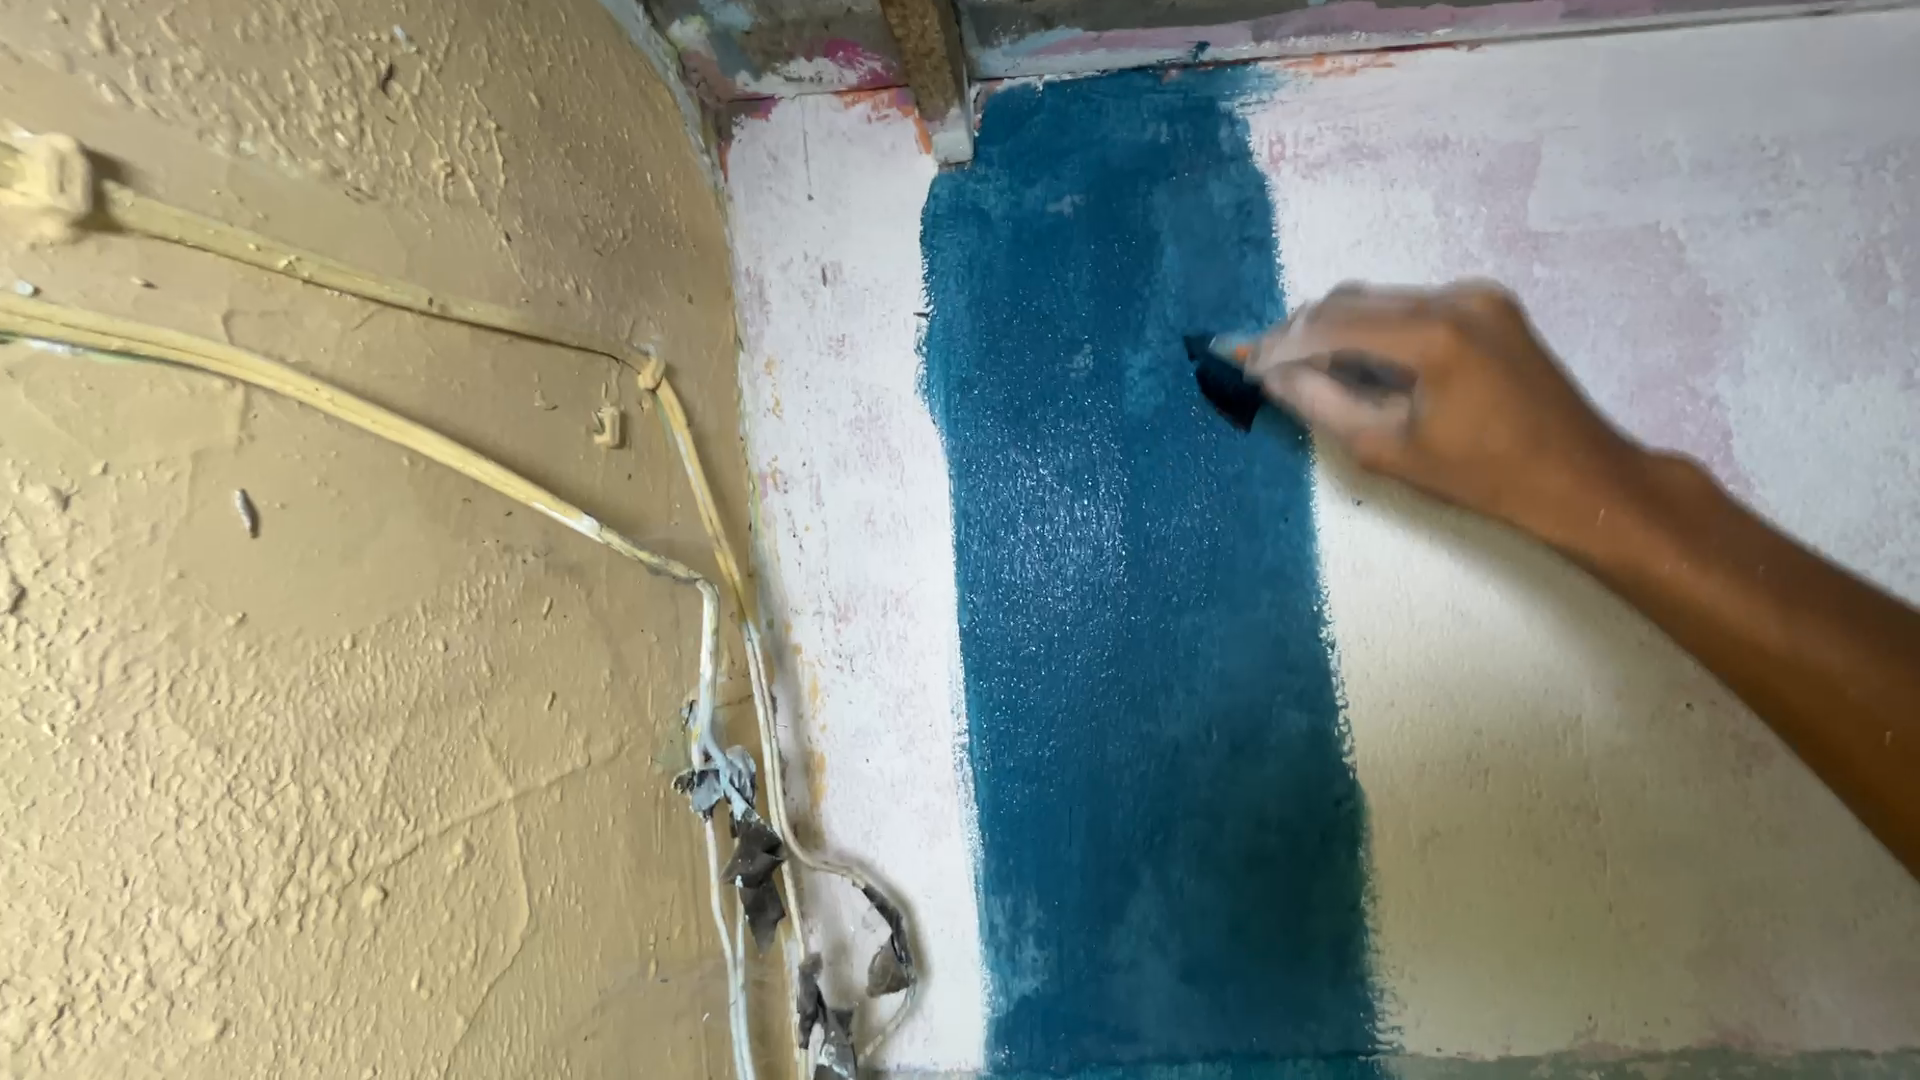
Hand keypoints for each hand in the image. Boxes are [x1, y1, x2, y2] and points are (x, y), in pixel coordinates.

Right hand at [1245, 281, 1647, 545]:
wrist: (1580, 477)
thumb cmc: (1481, 477)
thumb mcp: (1385, 449)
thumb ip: (1321, 403)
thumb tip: (1271, 375)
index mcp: (1435, 334)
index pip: (1332, 324)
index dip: (1279, 344)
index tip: (1239, 362)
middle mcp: (1456, 296)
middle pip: (1351, 301)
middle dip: (1299, 332)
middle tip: (1261, 365)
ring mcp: (1477, 295)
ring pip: (1377, 301)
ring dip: (1332, 330)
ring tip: (1298, 367)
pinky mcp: (1487, 304)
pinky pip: (1406, 307)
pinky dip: (1369, 330)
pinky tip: (1352, 361)